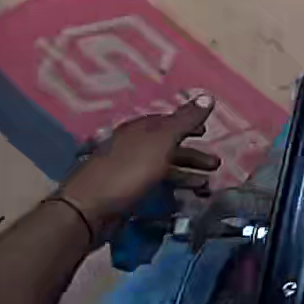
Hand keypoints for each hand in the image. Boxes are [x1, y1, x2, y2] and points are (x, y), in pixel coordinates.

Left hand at [57, 95, 222, 234]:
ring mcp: (127, 171)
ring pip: (162, 168)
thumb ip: (185, 120)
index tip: (206, 133)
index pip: (167, 121)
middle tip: (215, 164)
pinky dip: (171, 190)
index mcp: (139, 129)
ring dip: (185, 174)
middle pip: (167, 146)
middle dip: (191, 154)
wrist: (88, 208)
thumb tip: (208, 96)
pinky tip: (181, 199)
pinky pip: (154, 187)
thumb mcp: (161, 141)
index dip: (188, 125)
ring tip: (206, 185)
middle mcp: (132, 146)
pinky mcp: (124, 193)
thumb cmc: (128, 170)